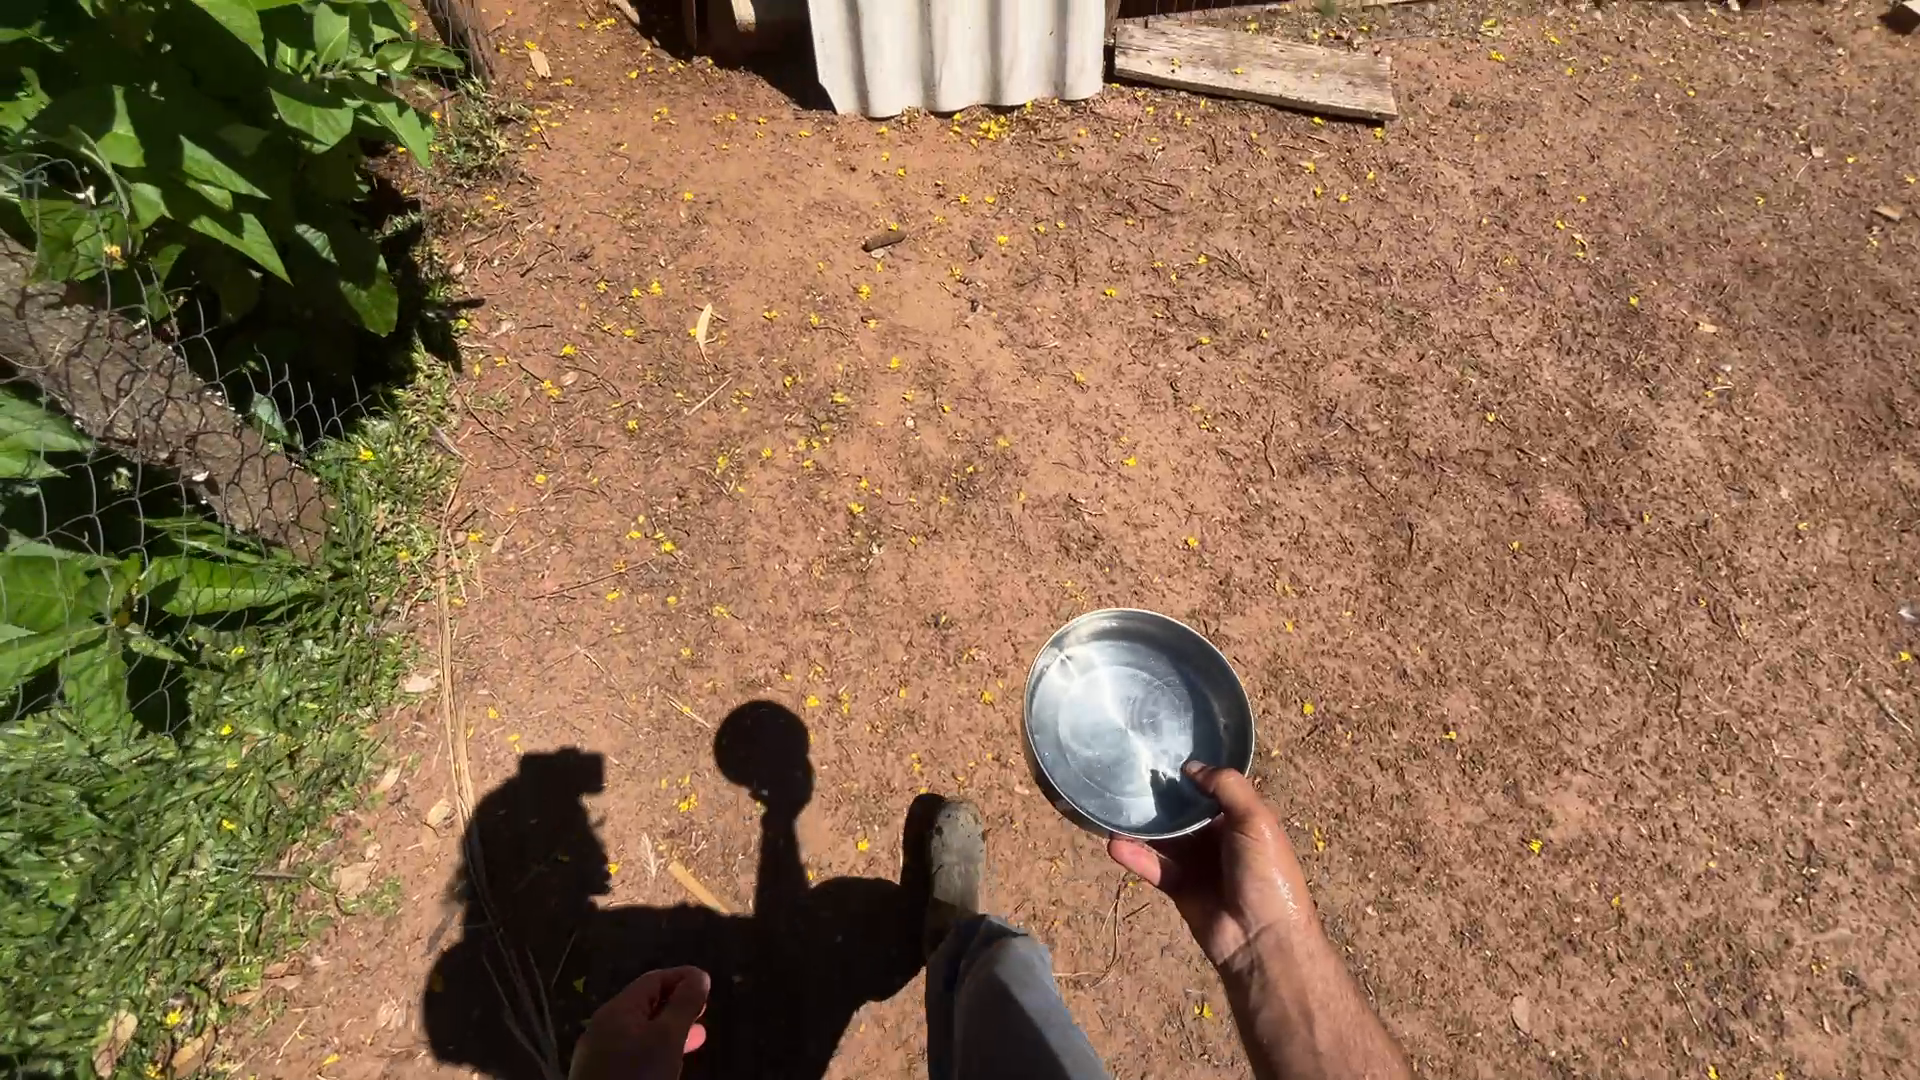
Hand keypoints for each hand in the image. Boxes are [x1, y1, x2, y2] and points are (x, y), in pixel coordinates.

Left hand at [569, 967, 709, 1079]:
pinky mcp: (600, 1079)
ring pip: (640, 1033)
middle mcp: (602, 1029)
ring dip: (669, 1032)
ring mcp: (597, 1057)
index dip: (683, 978)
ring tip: (694, 1042)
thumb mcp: (668, 1037)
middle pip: (647, 1006)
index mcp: (616, 1010)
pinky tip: (667, 1066)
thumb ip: (685, 1003)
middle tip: (703, 1016)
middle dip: (678, 1008)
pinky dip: (654, 1052)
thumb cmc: (637, 1078)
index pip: (654, 979)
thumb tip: (698, 976)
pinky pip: (631, 1054)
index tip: (707, 988)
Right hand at [1108, 762, 1316, 967]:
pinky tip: (1114, 844)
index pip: (1209, 791)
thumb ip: (1226, 786)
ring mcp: (1197, 864)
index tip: (1158, 755)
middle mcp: (1216, 839)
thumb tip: (1190, 766)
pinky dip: (1134, 855)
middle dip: (1157, 798)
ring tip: (1111, 810)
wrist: (1263, 940)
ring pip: (1162, 838)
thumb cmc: (1266, 873)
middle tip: (1126, 777)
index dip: (1187, 776)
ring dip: (1139, 827)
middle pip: (1180, 813)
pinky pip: (1153, 866)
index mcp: (1239, 821)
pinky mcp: (1179, 887)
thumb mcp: (1256, 819)